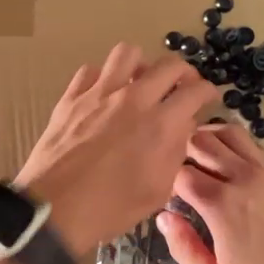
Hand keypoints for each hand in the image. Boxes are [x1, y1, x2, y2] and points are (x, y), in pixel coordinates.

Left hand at [14, 43, 217, 258]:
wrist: (54, 210)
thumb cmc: (110, 208)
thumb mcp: (158, 190)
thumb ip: (176, 152)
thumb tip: (183, 126)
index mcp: (159, 124)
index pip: (195, 91)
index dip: (208, 91)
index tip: (208, 97)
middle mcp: (133, 99)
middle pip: (168, 65)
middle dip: (184, 73)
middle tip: (181, 87)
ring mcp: (99, 93)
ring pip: (128, 53)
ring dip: (141, 65)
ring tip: (141, 82)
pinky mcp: (72, 96)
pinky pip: (91, 70)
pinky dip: (103, 77)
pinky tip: (104, 93)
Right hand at [156, 122, 263, 263]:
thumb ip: (182, 248)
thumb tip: (165, 216)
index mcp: (221, 203)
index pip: (179, 171)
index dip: (164, 180)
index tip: (163, 196)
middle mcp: (241, 176)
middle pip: (200, 141)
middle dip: (181, 153)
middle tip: (175, 175)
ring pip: (227, 132)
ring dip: (207, 139)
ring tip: (196, 159)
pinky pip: (249, 142)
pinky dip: (230, 143)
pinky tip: (224, 162)